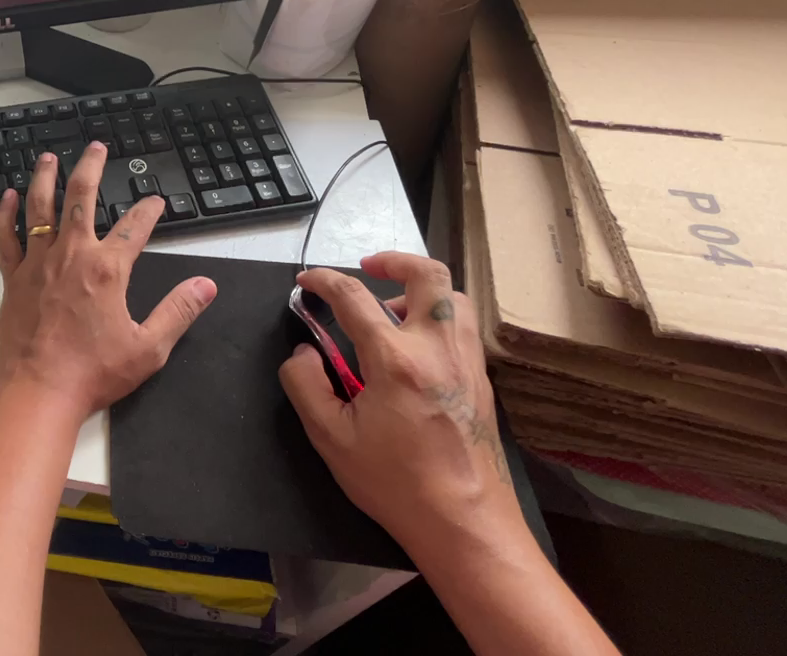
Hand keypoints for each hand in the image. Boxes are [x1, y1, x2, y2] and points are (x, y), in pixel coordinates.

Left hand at [0, 141, 216, 417]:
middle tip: (97, 147)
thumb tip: (205, 285)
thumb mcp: (149, 348)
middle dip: (91, 167)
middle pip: (81, 197)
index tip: (156, 200)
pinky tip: (8, 198)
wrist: (39, 391)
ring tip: (48, 157)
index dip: (149, 210)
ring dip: (44, 177)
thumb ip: (178, 311)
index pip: (135, 227)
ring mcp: (38, 263)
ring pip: (39, 207)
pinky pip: (5, 237)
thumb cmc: (92, 373)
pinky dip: (5, 214)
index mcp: (107, 270)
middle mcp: (71, 256)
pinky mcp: (13, 277)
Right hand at [278, 252, 522, 556]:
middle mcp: (437, 350)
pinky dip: (435, 317)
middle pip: (428, 276)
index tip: (305, 283)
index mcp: (395, 361)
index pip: (353, 296)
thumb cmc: (393, 482)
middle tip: (366, 267)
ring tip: (388, 311)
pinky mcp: (482, 382)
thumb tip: (304, 352)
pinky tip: (411, 346)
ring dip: (418, 291)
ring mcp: (467, 364)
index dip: (322, 280)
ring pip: (454, 298)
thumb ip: (304, 383)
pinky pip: (462, 328)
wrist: (465, 526)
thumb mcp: (328, 436)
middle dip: (394, 260)